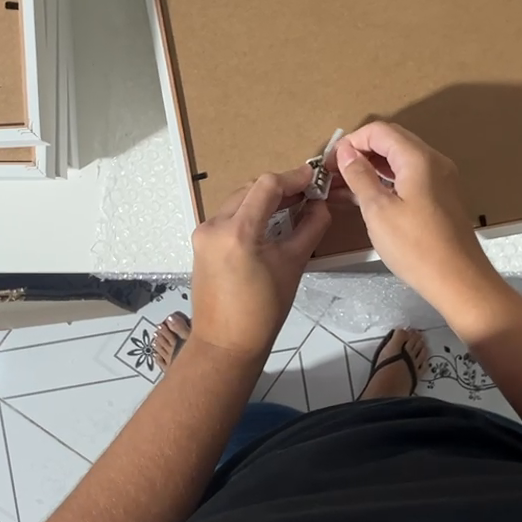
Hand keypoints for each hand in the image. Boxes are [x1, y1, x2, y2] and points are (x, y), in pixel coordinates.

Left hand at [187, 166, 330, 360]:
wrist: (226, 343)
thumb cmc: (262, 310)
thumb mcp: (293, 265)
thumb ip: (310, 228)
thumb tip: (321, 206)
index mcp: (237, 231)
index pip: (267, 186)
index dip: (294, 178)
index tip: (314, 178)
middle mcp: (214, 226)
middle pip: (251, 189)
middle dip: (280, 188)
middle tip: (307, 193)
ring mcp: (203, 233)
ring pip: (238, 200)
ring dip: (264, 199)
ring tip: (291, 205)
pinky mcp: (201, 243)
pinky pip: (228, 216)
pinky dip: (249, 212)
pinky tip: (269, 221)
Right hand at [334, 122, 502, 310]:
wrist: (458, 280)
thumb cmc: (416, 247)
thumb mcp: (378, 210)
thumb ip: (359, 176)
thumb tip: (345, 152)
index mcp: (418, 159)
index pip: (379, 131)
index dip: (351, 141)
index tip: (330, 163)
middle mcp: (433, 161)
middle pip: (390, 142)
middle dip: (359, 153)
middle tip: (333, 174)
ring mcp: (439, 179)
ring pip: (399, 161)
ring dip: (370, 169)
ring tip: (341, 187)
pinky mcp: (440, 197)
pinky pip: (408, 178)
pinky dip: (385, 182)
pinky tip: (364, 197)